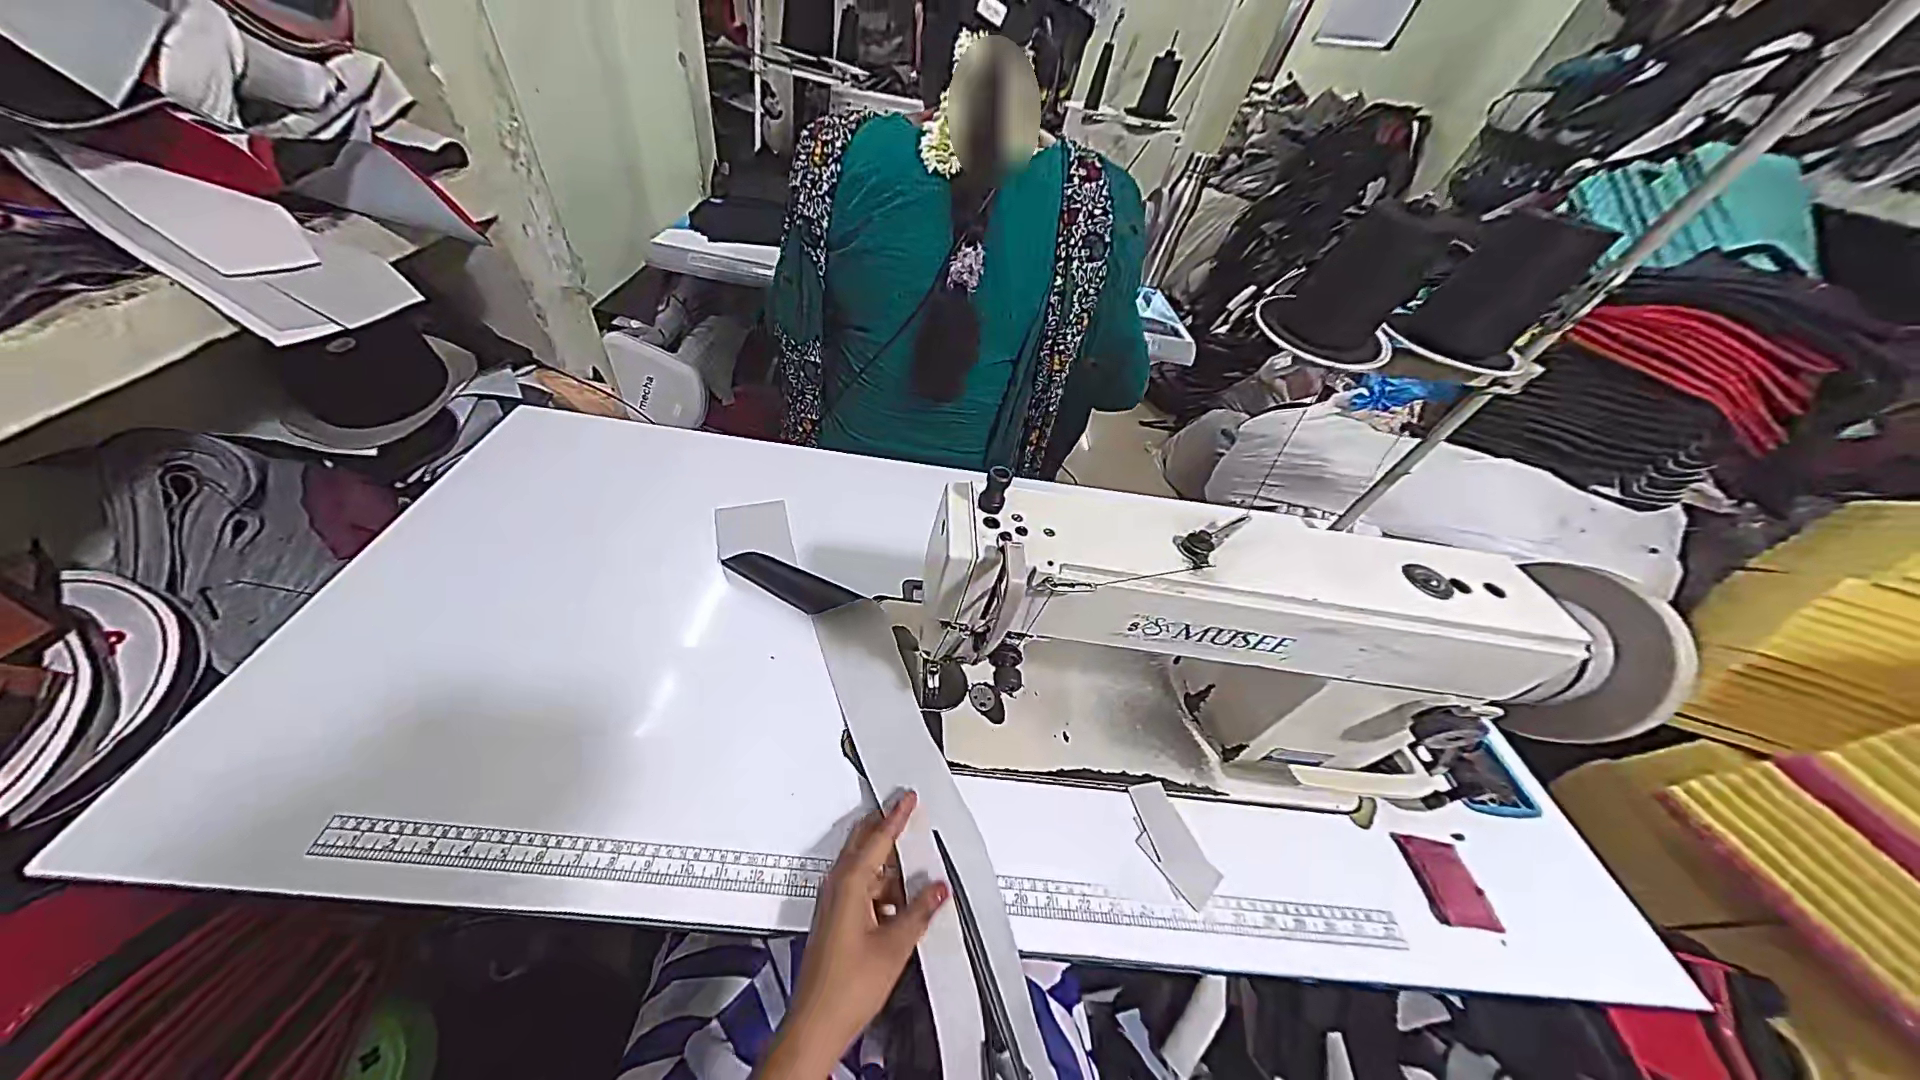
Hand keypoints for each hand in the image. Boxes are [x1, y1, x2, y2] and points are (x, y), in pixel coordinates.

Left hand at [763, 792, 948, 1075]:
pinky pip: (861, 887)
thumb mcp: (895, 944)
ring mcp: (834, 901)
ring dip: (888, 865)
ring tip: (915, 870)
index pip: (878, 837)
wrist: (817, 1023)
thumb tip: (937, 889)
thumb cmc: (845, 988)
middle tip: (907, 814)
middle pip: (865, 844)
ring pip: (865, 867)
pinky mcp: (835, 917)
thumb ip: (920, 910)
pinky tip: (901, 902)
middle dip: (886, 828)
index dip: (897, 815)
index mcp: (849, 882)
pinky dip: (882, 886)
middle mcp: (837, 886)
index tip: (907, 798)